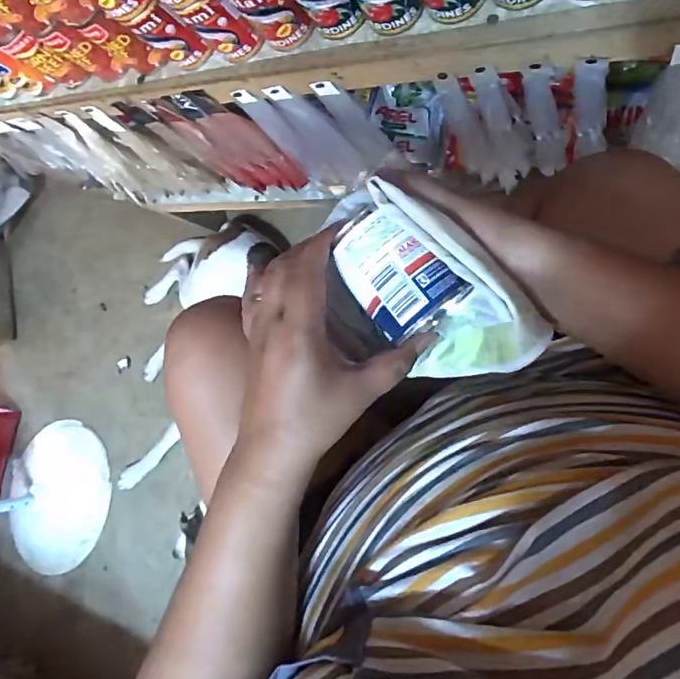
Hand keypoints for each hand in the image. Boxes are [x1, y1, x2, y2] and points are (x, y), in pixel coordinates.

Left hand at [234, 225, 434, 474]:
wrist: (271, 450)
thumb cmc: (317, 421)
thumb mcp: (362, 392)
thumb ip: (396, 361)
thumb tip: (431, 335)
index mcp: (299, 328)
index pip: (305, 269)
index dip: (322, 242)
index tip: (344, 227)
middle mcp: (272, 320)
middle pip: (283, 266)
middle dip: (308, 245)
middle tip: (337, 239)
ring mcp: (255, 329)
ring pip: (264, 278)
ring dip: (287, 258)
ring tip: (313, 254)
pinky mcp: (248, 339)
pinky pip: (250, 296)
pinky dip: (264, 277)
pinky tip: (276, 277)